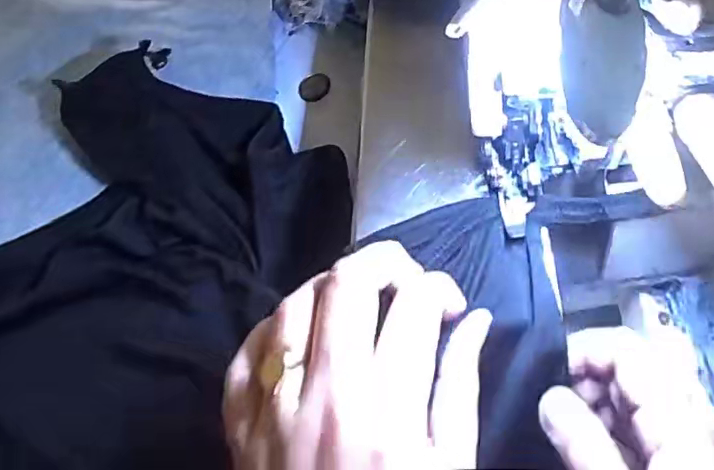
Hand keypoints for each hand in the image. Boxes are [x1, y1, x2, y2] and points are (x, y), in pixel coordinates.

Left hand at [223, 241, 492, 469]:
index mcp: (387, 413)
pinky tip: (310, 337)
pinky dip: (279, 329)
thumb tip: (475, 320)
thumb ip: (460, 385)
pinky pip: (247, 354)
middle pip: (348, 282)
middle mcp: (326, 400)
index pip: (415, 301)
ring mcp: (273, 416)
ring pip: (294, 304)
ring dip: (334, 289)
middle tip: (407, 287)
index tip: (450, 308)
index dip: (442, 287)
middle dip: (388, 264)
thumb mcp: (451, 467)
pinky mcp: (238, 434)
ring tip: (360, 307)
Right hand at [538, 327, 713, 469]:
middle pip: (639, 365)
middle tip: (553, 402)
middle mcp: (691, 411)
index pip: (631, 349)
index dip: (587, 348)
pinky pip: (647, 423)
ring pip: (642, 393)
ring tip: (566, 423)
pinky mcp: (685, 456)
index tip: (546, 368)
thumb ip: (585, 443)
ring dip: (601, 398)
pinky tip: (590, 442)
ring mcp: (692, 435)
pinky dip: (616, 424)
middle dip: (592, 371)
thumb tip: (549, 395)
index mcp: (680, 411)